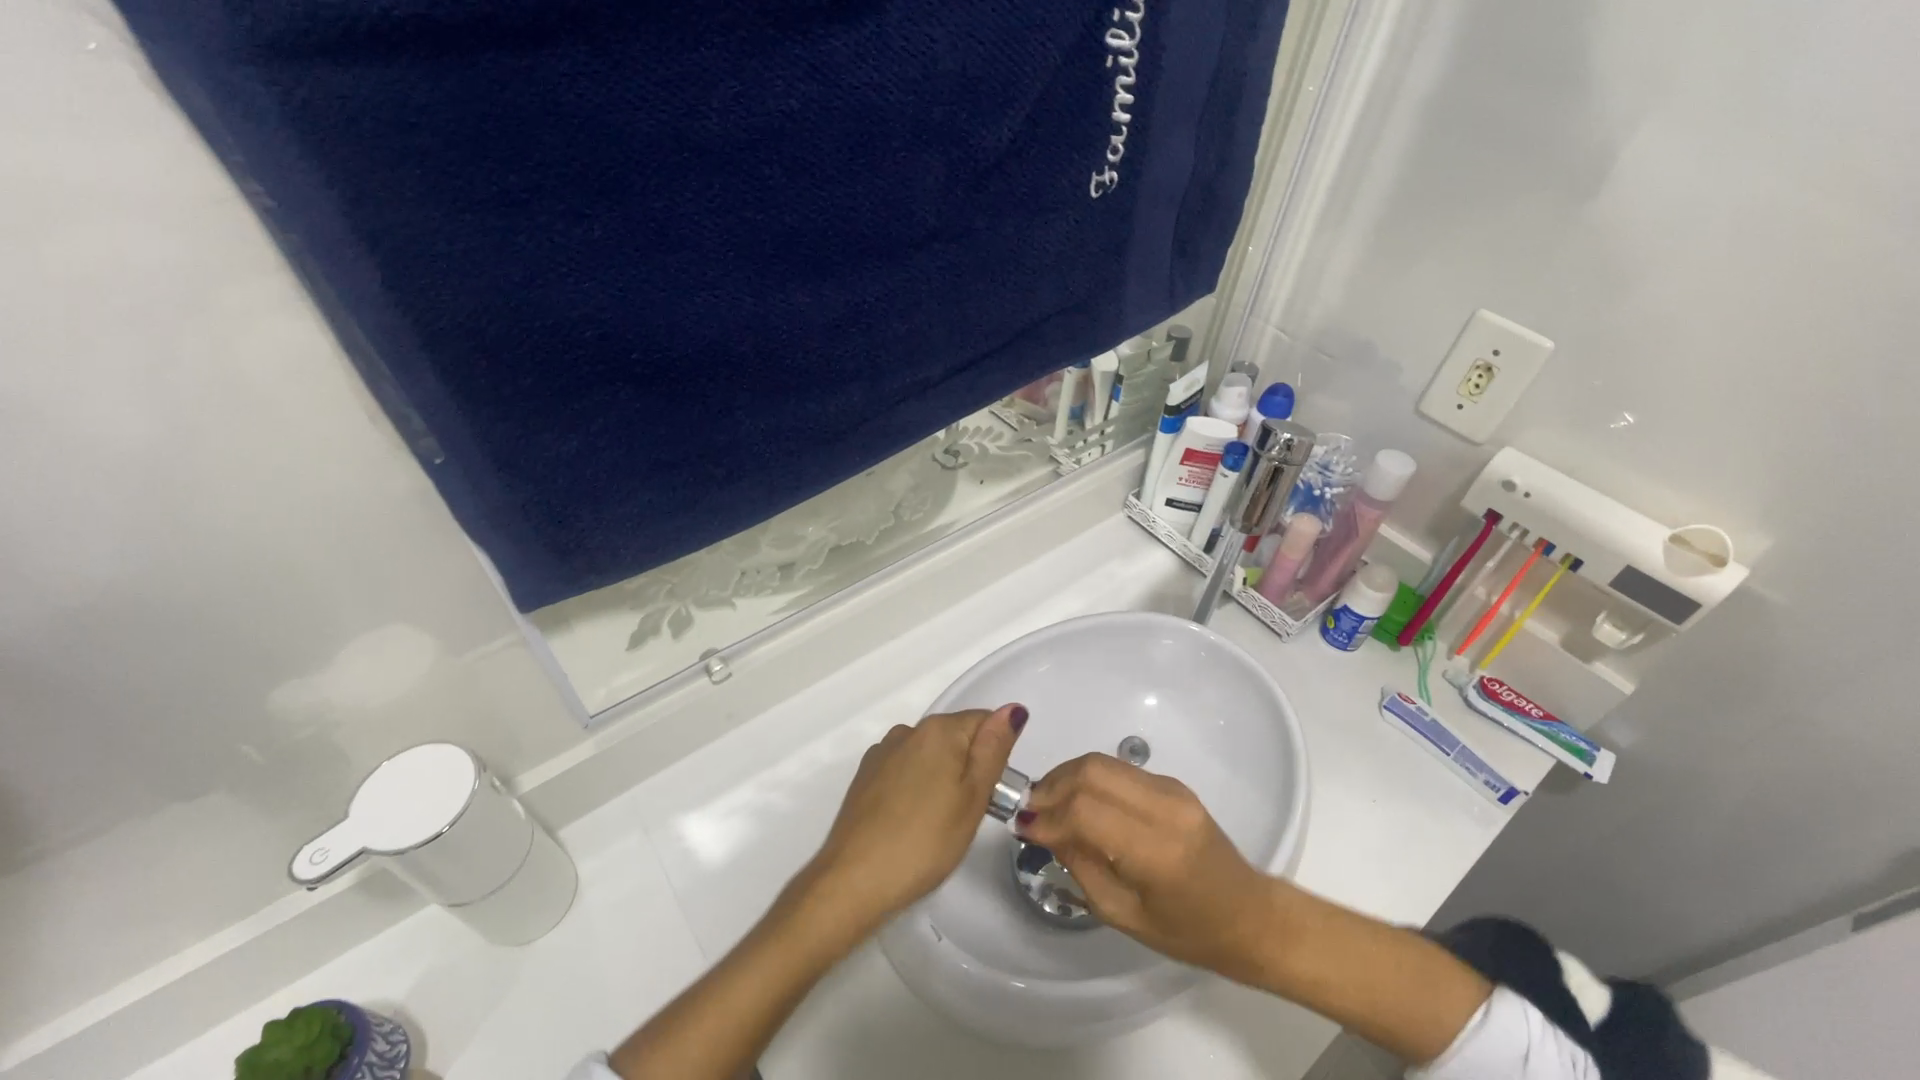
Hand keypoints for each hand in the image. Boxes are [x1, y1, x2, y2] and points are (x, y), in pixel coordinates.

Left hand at [802, 704, 1027, 932]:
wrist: (854, 879)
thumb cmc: (926, 841)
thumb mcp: (973, 797)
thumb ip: (994, 748)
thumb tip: (1011, 709)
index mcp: (938, 730)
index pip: (985, 721)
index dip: (996, 755)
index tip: (990, 794)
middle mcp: (906, 731)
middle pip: (955, 737)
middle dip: (968, 767)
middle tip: (967, 815)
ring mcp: (881, 754)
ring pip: (927, 756)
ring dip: (940, 778)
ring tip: (938, 824)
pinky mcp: (864, 778)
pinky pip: (903, 771)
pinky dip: (914, 789)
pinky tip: (910, 823)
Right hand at [1018, 753, 1280, 982]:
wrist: (1248, 915)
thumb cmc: (1188, 931)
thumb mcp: (1123, 914)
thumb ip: (1080, 866)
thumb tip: (1042, 830)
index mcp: (1156, 850)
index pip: (1086, 811)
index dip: (1047, 815)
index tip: (1021, 828)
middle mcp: (1166, 808)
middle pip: (1091, 772)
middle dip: (1051, 787)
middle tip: (1028, 810)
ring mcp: (1173, 790)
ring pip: (1103, 763)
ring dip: (1066, 778)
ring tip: (1045, 804)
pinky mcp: (1173, 784)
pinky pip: (1119, 770)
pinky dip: (1088, 779)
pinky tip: (1074, 801)